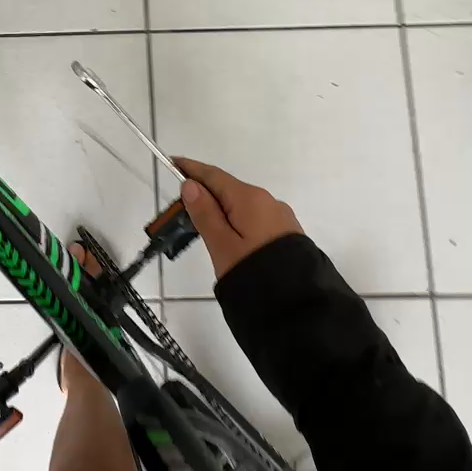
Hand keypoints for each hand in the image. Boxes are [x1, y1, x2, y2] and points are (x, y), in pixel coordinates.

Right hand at [174, 158, 302, 279]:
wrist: (298, 307)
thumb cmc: (253, 272)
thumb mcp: (221, 245)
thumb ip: (205, 213)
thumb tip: (191, 184)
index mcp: (249, 198)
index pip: (214, 175)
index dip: (192, 168)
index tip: (173, 162)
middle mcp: (268, 200)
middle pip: (229, 189)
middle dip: (206, 192)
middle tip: (181, 205)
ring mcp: (281, 217)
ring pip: (243, 205)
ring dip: (222, 209)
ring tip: (204, 224)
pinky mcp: (288, 234)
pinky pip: (255, 218)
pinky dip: (238, 220)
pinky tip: (231, 235)